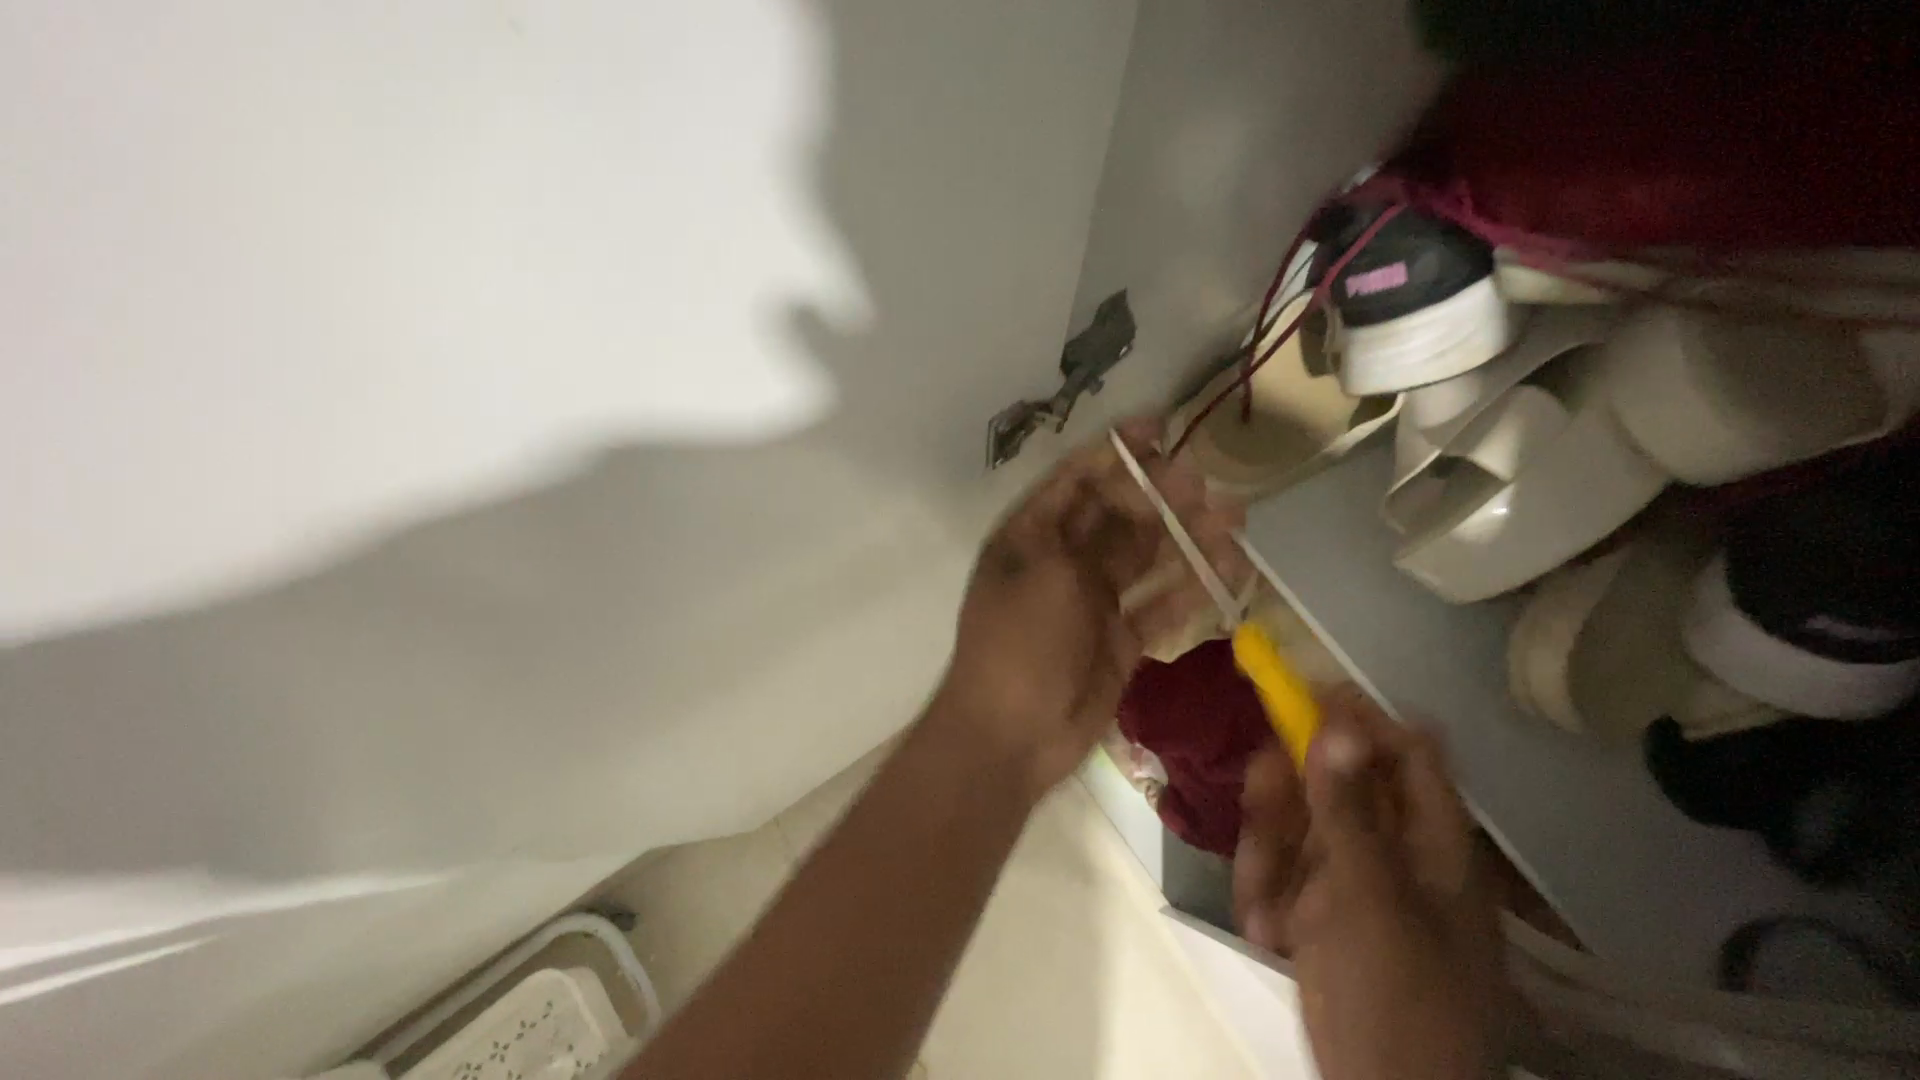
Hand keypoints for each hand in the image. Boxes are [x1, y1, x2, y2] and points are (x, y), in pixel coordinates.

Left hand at [934, 419, 1245, 796]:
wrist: (1010, 734)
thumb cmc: (1021, 643)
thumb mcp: (1053, 576)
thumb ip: (1100, 536)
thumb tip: (1141, 501)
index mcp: (1031, 536)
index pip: (1076, 479)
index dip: (1116, 450)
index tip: (1160, 424)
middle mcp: (1062, 561)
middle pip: (1118, 515)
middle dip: (1161, 495)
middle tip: (1206, 481)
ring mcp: (1093, 602)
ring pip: (1146, 559)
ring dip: (1187, 538)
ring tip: (1233, 518)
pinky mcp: (1120, 640)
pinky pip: (1160, 607)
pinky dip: (1192, 590)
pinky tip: (1228, 570)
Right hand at [1234, 688, 1506, 1079]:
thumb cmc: (1394, 997)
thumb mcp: (1367, 897)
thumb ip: (1347, 808)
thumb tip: (1338, 722)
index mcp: (1433, 843)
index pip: (1405, 751)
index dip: (1357, 718)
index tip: (1299, 698)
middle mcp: (1395, 851)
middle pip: (1335, 784)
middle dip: (1289, 795)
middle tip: (1257, 795)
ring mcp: (1354, 884)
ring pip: (1297, 828)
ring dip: (1268, 857)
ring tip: (1265, 912)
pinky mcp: (1321, 914)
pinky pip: (1282, 874)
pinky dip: (1266, 895)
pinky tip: (1267, 934)